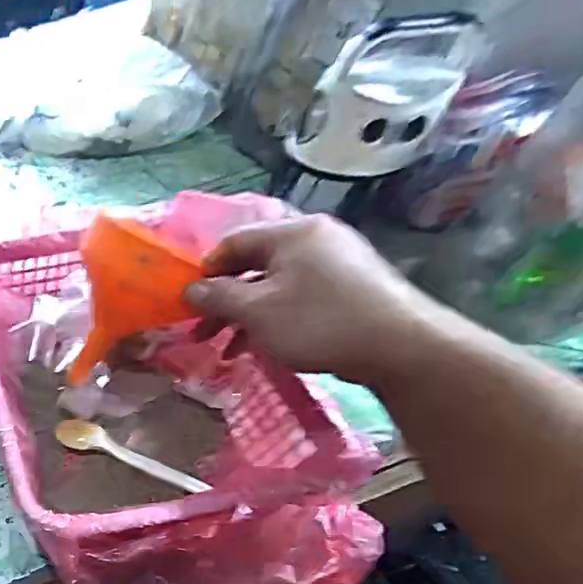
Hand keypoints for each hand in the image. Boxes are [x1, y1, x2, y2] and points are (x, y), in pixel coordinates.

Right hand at [182, 214, 468, 387]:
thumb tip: (189, 289)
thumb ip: (218, 297)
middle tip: (200, 333)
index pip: (234, 242)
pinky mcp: (345, 290)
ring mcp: (333, 264)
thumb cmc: (317, 322)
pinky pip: (293, 299)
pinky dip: (269, 320)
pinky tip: (258, 347)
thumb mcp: (256, 310)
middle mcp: (314, 240)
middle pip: (252, 265)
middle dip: (222, 301)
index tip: (187, 303)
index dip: (205, 271)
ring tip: (225, 349)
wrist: (395, 345)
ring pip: (271, 286)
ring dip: (242, 317)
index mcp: (292, 233)